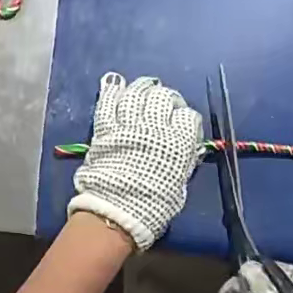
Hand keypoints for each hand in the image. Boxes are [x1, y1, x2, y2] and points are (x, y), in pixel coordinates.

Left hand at [65, 74, 202, 250]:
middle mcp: (154, 129)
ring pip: (136, 96)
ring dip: (141, 88)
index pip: (187, 117)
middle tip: (163, 101)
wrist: (116, 210)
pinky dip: (111, 91)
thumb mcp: (178, 183)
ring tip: (145, 86)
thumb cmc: (152, 204)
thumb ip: (181, 160)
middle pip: (162, 99)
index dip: (184, 117)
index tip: (180, 121)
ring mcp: (127, 127)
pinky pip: (108, 104)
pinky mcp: (105, 130)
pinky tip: (115, 82)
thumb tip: (186, 148)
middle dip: (165, 97)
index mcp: (177, 143)